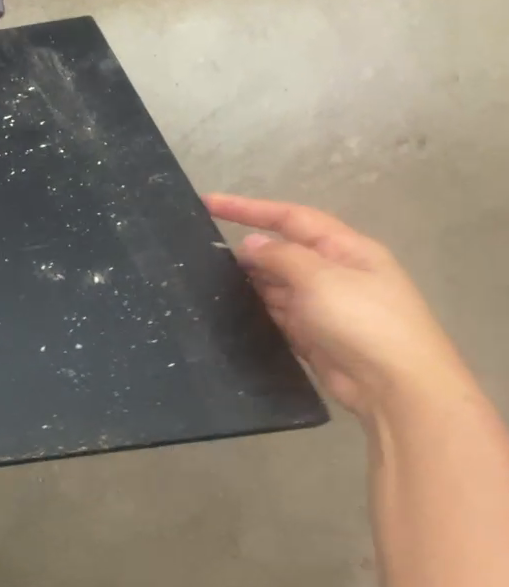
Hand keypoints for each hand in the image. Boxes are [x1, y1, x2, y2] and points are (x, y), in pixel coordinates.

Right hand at [204, 193, 468, 417]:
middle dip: (243, 248)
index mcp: (346, 250)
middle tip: (195, 250)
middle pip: (280, 250)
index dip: (249, 208)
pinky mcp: (307, 330)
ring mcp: (320, 302)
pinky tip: (224, 307)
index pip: (292, 218)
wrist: (392, 383)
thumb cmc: (363, 322)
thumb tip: (250, 244)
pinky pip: (270, 309)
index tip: (206, 203)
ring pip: (272, 281)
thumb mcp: (321, 279)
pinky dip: (249, 305)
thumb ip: (281, 257)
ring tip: (199, 278)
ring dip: (243, 279)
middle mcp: (334, 272)